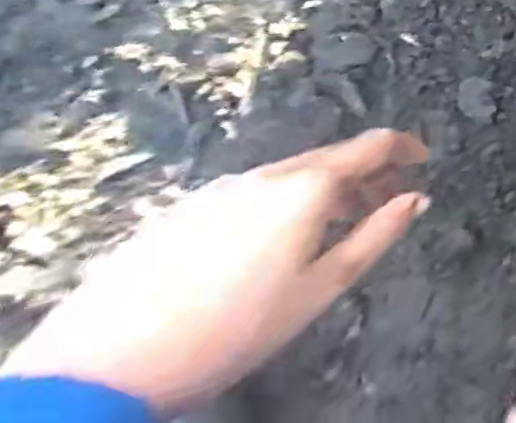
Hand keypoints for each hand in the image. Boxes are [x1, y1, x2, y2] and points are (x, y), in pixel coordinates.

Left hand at [0, 129, 429, 415]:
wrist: (93, 370)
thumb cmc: (230, 330)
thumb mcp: (319, 289)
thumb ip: (376, 236)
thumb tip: (417, 198)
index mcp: (307, 186)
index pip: (373, 144)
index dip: (405, 147)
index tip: (423, 160)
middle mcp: (267, 173)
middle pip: (333, 157)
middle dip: (367, 173)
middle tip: (384, 202)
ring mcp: (219, 189)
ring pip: (291, 174)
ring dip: (326, 188)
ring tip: (332, 228)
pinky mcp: (182, 210)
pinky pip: (252, 191)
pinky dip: (283, 201)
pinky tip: (269, 243)